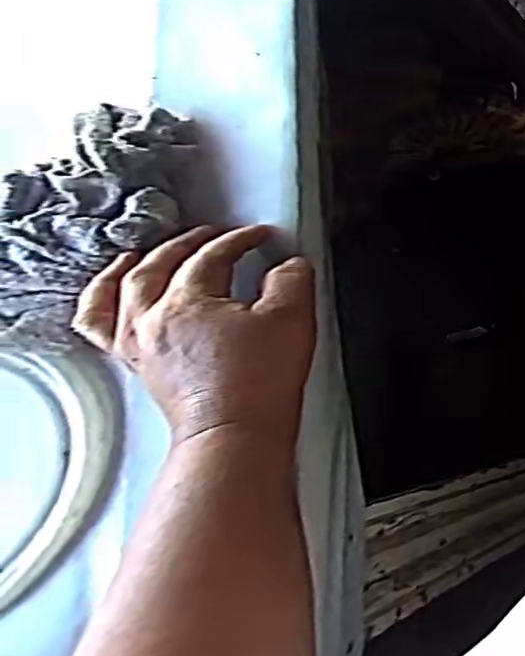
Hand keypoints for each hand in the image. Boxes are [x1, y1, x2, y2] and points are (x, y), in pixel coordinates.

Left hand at [74, 226, 315, 450]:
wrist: (237, 422)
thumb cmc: (262, 374)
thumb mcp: (294, 315)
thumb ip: (292, 279)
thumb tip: (288, 264)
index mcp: (187, 303)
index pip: (211, 257)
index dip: (239, 239)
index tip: (261, 234)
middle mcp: (150, 320)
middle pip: (157, 267)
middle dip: (187, 243)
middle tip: (212, 233)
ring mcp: (136, 343)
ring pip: (113, 293)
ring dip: (129, 267)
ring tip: (140, 254)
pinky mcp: (137, 362)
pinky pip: (98, 325)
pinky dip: (100, 304)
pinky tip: (111, 300)